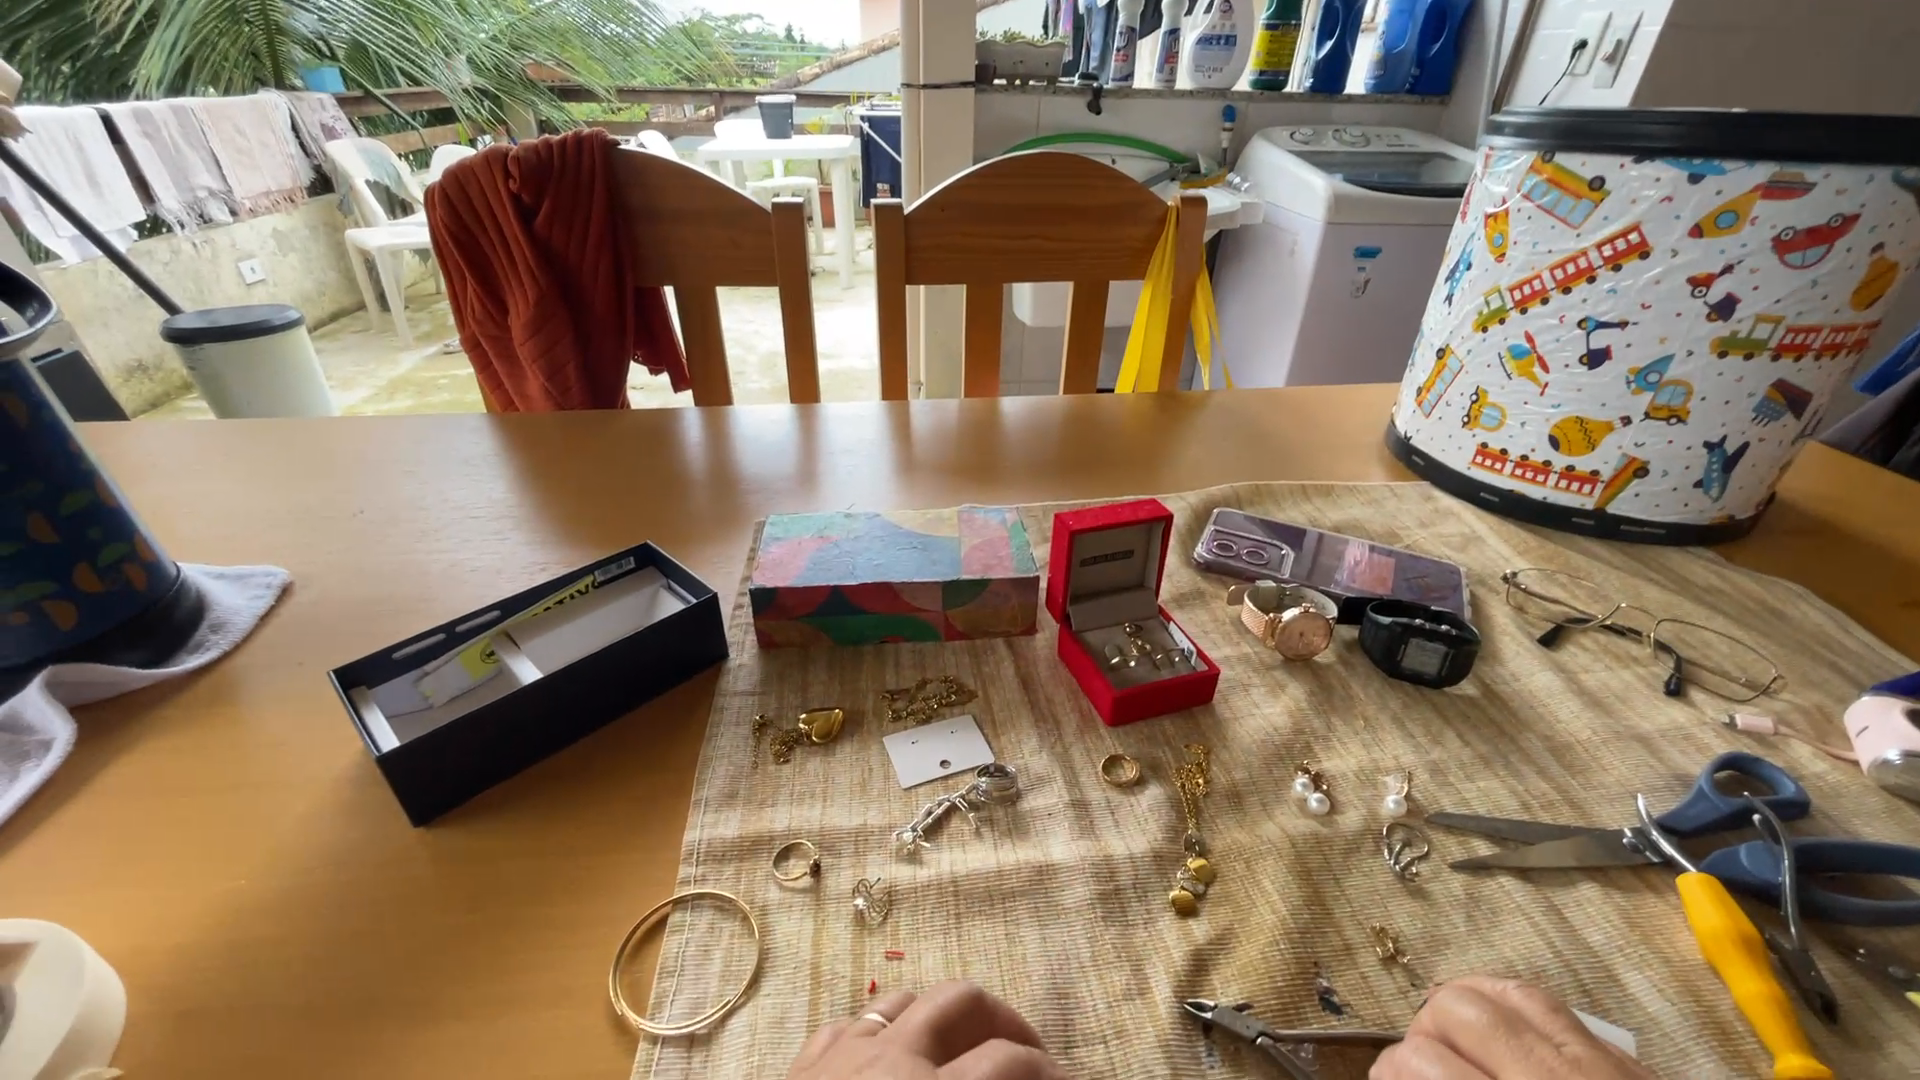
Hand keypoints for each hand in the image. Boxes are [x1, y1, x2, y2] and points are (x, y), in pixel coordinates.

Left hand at [786, 981, 1068, 1079]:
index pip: (1008, 1062)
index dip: (1050, 1071)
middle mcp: (888, 1056)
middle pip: (960, 998)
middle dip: (1004, 1021)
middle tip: (1026, 1056)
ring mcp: (842, 1050)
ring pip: (906, 996)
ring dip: (942, 1017)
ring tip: (963, 1049)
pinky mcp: (805, 1061)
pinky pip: (854, 1021)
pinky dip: (883, 1032)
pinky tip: (891, 1060)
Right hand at [1371, 977, 1653, 1079]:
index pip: (1422, 1064)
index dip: (1390, 1071)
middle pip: (1455, 1012)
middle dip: (1421, 1036)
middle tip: (1418, 1069)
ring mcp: (1597, 1069)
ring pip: (1499, 993)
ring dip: (1458, 1009)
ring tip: (1448, 1037)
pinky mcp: (1626, 1066)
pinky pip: (1547, 1004)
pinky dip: (1504, 1001)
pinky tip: (1490, 1021)